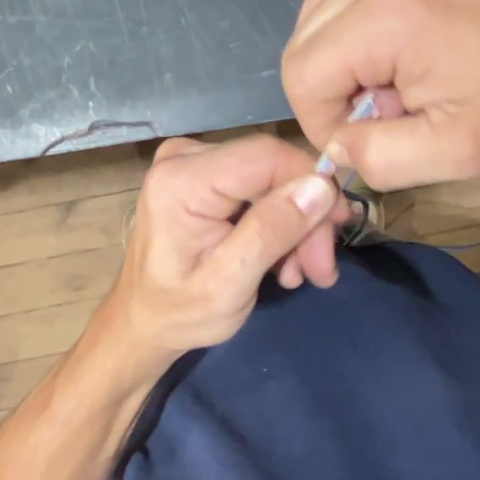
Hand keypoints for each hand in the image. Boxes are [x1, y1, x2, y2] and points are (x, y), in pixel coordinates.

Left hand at [94, 134, 350, 370]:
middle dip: (305, 219)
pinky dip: (276, 224)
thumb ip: (271, 232)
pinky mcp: (202, 178)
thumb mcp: (229, 284)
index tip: (336, 232)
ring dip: (295, 228)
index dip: (312, 187)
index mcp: (181, 180)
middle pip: (272, 169)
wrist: (144, 323)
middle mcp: (184, 158)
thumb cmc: (180, 314)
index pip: (268, 156)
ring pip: (271, 181)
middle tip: (321, 270)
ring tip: (300, 274)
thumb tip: (321, 187)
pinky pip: (257, 189)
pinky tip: (281, 262)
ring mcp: (192, 164)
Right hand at [279, 0, 479, 189]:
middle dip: (329, 93)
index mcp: (383, 15)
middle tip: (384, 115)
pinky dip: (360, 34)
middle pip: (303, 43)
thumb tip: (336, 144)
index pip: (299, 76)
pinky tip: (406, 55)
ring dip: (341, 63)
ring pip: (320, 16)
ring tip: (394, 86)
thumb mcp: (450, 153)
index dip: (319, 124)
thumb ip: (375, 158)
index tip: (365, 143)